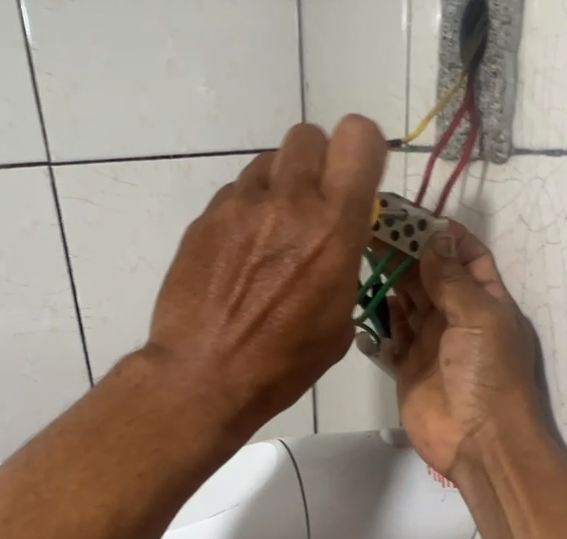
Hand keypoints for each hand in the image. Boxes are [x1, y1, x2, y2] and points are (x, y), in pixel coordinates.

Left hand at [144, 117, 387, 435]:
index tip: (356, 180)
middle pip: (308, 136)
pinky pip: (235, 195)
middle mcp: (289, 203)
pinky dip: (244, 214)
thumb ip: (343, 266)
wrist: (204, 375)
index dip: (361, 152)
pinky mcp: (205, 218)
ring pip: (268, 162)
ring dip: (278, 187)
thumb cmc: (281, 365)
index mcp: (333, 229)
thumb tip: (335, 246)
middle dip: (316, 163)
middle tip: (312, 204)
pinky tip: (238, 255)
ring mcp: (241, 206)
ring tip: (271, 234)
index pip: (359, 138)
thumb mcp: (337, 325)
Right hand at [384, 223, 551, 478]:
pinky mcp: (407, 367)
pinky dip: (381, 317)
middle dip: (407, 252)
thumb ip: (452, 278)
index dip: (441, 235)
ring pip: (408, 302)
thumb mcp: (478, 316)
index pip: (466, 256)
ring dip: (390, 279)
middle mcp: (458, 317)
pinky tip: (363, 295)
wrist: (479, 440)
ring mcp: (432, 343)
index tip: (410, 214)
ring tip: (361, 251)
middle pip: (431, 275)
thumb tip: (434, 238)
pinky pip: (392, 335)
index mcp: (486, 300)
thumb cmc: (488, 374)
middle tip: (373, 226)